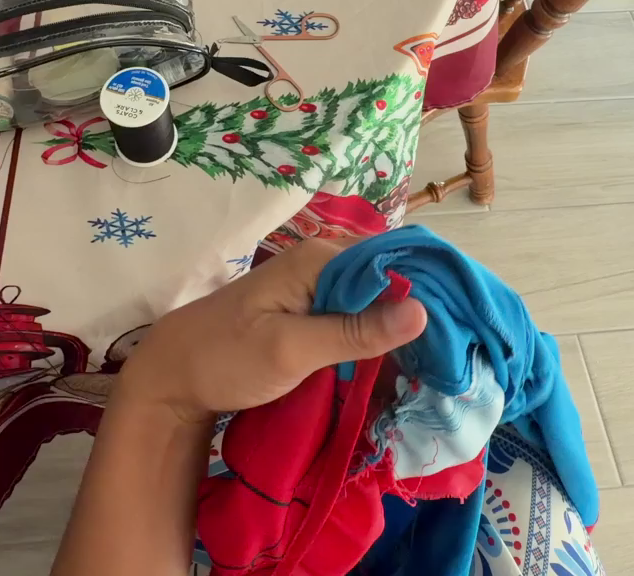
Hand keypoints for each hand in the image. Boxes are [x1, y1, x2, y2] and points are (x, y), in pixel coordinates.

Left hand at [113, 238, 426, 424]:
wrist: (173, 375)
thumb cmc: (226, 357)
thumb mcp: (291, 349)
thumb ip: (354, 331)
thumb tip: (421, 309)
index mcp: (319, 259)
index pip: (391, 261)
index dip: (427, 290)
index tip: (461, 331)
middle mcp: (321, 263)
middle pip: (385, 280)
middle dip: (416, 313)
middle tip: (452, 358)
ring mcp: (314, 287)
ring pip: (372, 301)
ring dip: (396, 330)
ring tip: (434, 366)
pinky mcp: (309, 311)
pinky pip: (354, 316)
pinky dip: (374, 339)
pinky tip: (395, 366)